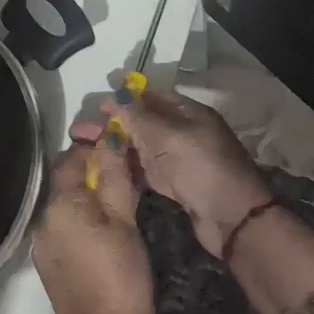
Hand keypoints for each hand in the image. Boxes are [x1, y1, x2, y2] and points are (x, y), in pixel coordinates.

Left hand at [32, 144, 153, 313]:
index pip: (70, 160)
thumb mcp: (125, 222)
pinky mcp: (47, 265)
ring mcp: (41, 244)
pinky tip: (103, 239)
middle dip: (90, 178)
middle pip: (64, 184)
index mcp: (59, 204)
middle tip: (125, 183)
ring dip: (86, 203)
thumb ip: (115, 178)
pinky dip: (79, 226)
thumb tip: (109, 139)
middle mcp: (42, 219)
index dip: (92, 151)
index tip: (118, 154)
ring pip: (64, 209)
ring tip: (118, 211)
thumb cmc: (123, 276)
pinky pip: (62, 231)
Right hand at [71, 89, 270, 259]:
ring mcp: (179, 159)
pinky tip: (104, 170)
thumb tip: (117, 94)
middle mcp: (184, 132)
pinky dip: (126, 168)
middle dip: (113, 125)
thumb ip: (138, 116)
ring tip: (85, 150)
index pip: (152, 97)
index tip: (96, 107)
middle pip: (143, 123)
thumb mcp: (167, 136)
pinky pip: (145, 170)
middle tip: (81, 132)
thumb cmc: (201, 168)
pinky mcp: (175, 183)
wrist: (232, 219)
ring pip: (141, 147)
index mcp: (189, 113)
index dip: (124, 100)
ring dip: (116, 147)